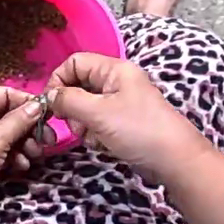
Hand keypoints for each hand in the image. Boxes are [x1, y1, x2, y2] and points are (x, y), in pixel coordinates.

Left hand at [0, 86, 46, 217]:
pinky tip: (21, 166)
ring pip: (9, 135)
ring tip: (34, 155)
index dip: (26, 102)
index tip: (48, 114)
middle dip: (28, 128)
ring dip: (24, 144)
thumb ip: (19, 120)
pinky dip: (15, 157)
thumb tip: (39, 105)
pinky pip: (4, 151)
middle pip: (8, 115)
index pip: (3, 93)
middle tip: (47, 141)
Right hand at [28, 53, 201, 181]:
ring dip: (81, 122)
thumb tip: (48, 96)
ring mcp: (121, 102)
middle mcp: (117, 81)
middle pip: (78, 84)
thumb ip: (68, 100)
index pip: (74, 62)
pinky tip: (102, 144)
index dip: (59, 80)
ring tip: (91, 137)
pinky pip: (96, 121)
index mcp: (114, 70)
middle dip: (71, 106)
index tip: (51, 103)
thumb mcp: (98, 113)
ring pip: (85, 105)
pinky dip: (93, 132)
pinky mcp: (123, 121)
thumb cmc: (139, 131)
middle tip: (73, 124)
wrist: (176, 161)